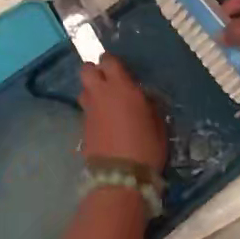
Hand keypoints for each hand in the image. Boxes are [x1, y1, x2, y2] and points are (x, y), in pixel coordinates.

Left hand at [78, 55, 166, 181]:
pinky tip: (104, 121)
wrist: (119, 177)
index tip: (121, 70)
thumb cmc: (146, 147)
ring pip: (84, 89)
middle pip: (86, 70)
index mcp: (122, 88)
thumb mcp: (157, 123)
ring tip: (106, 102)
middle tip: (109, 82)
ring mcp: (89, 110)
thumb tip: (143, 99)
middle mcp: (101, 94)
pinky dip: (93, 110)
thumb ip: (148, 105)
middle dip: (95, 71)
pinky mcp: (82, 127)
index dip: (112, 62)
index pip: (108, 61)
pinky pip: (86, 109)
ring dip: (92, 91)